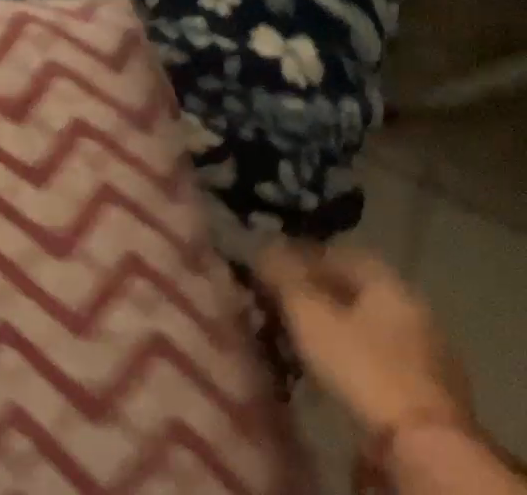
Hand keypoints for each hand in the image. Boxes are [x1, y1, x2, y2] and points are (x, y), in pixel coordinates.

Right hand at [257, 242, 472, 433]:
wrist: (418, 437)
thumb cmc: (358, 362)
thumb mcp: (308, 312)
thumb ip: (283, 275)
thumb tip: (262, 244)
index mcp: (391, 287)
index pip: (342, 253)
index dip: (300, 252)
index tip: (264, 261)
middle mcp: (411, 310)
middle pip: (351, 287)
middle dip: (308, 288)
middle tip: (267, 294)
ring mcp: (419, 347)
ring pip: (358, 318)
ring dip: (321, 318)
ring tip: (282, 327)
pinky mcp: (416, 379)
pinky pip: (367, 346)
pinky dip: (338, 344)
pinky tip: (312, 354)